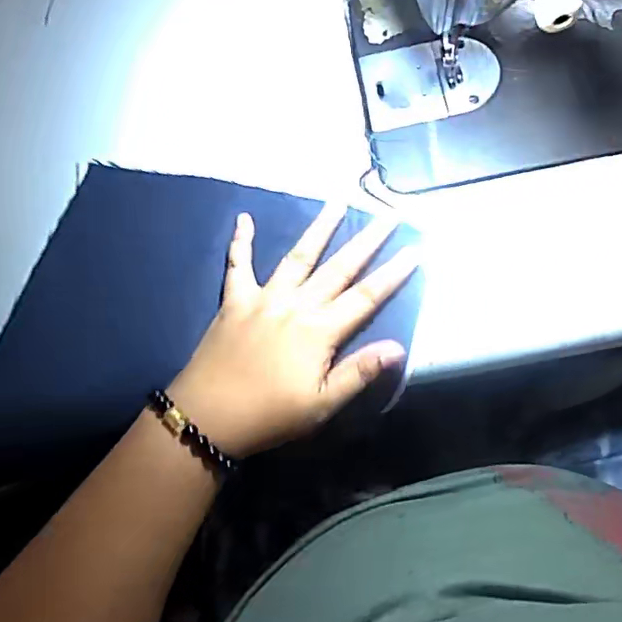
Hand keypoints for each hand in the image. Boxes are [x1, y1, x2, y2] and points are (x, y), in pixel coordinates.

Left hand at [166, 203, 419, 457]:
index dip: (393, 274)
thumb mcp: (322, 403)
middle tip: (389, 214)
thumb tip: (398, 347)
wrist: (206, 418)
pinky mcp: (234, 302)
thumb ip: (359, 372)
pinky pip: (238, 266)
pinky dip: (241, 242)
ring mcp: (263, 299)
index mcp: (320, 331)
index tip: (415, 250)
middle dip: (367, 240)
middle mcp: (296, 305)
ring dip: (319, 228)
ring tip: (338, 202)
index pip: (366, 297)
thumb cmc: (270, 415)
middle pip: (339, 267)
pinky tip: (244, 218)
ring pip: (298, 257)